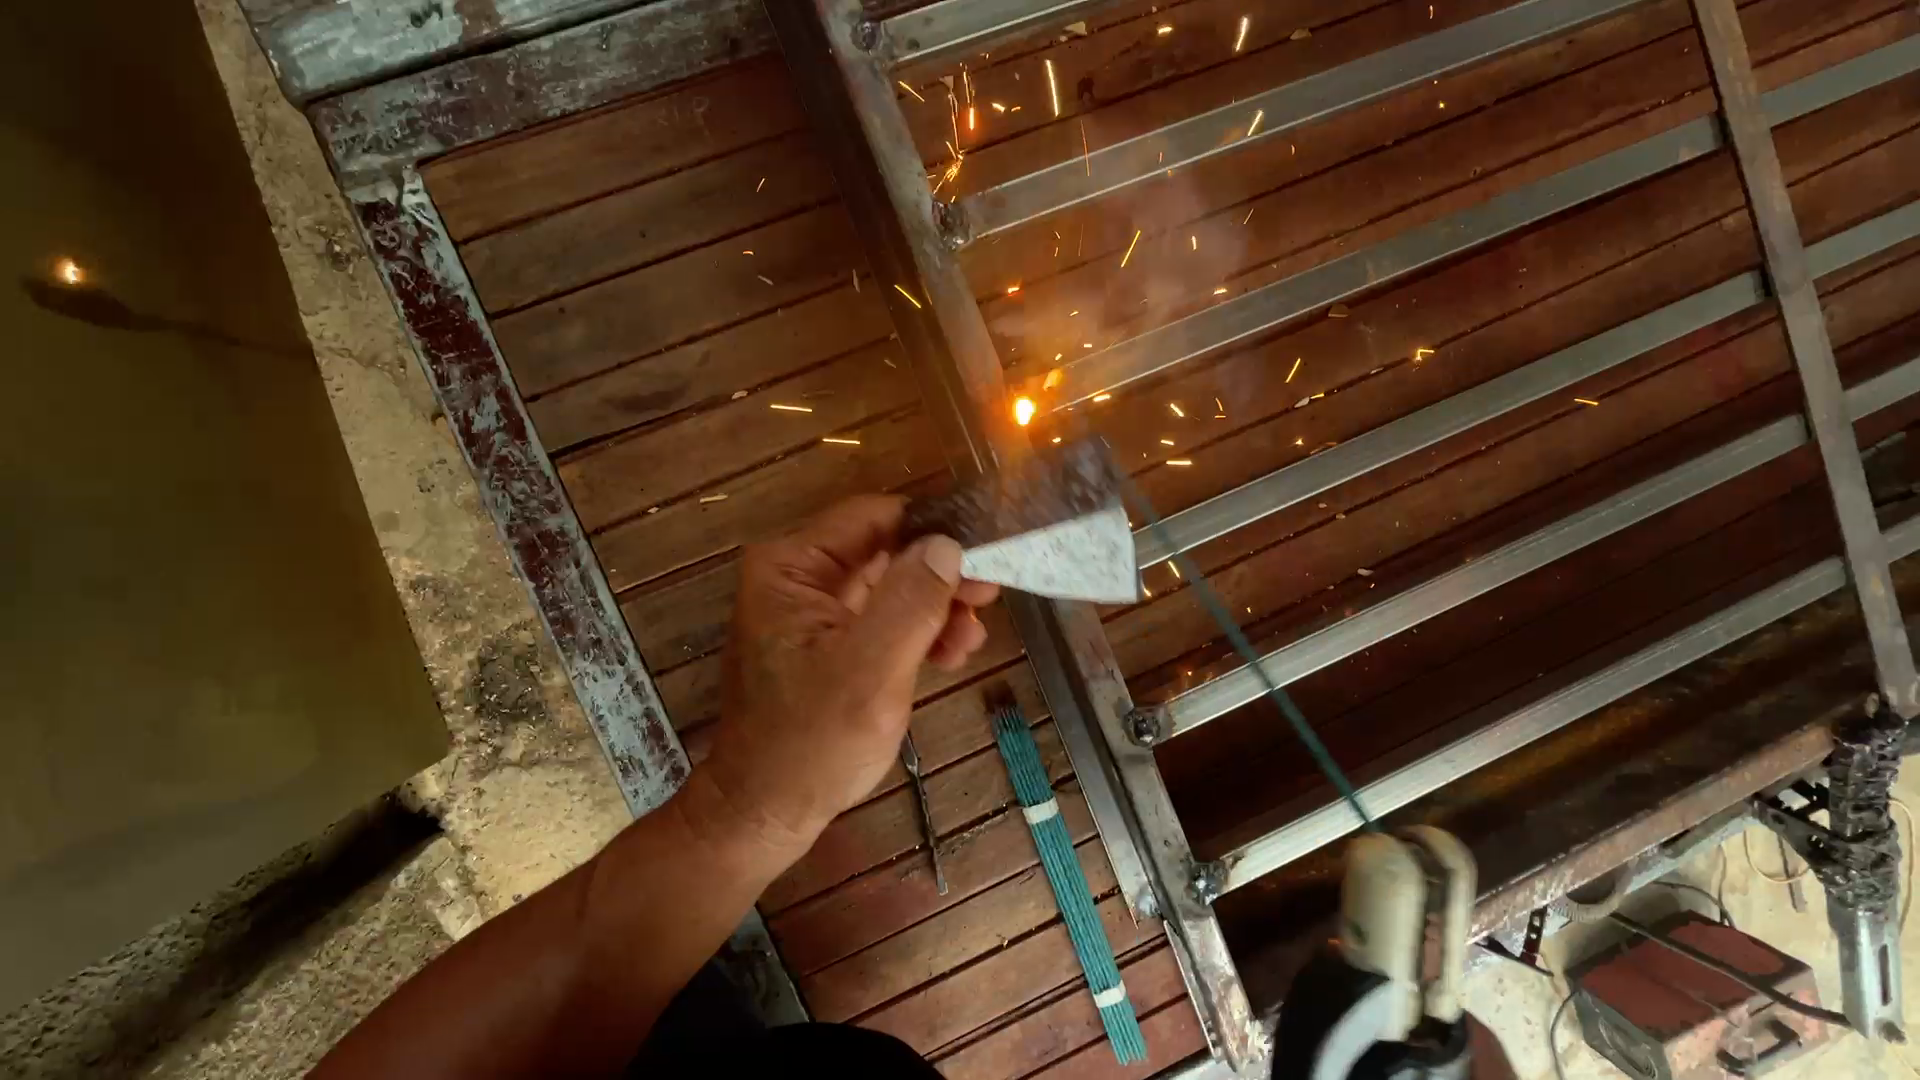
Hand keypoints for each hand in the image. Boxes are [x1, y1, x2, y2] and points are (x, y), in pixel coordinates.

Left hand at [699, 496, 999, 852]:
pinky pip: (881, 619)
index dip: (932, 530)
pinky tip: (949, 654)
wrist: (766, 813)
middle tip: (988, 594)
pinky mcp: (828, 643)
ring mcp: (812, 612)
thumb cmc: (812, 743)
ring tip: (971, 638)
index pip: (875, 518)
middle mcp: (798, 577)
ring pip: (890, 585)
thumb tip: (948, 544)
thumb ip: (911, 601)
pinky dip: (916, 631)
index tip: (983, 550)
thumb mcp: (871, 669)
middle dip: (939, 574)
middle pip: (885, 551)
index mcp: (792, 567)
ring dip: (934, 606)